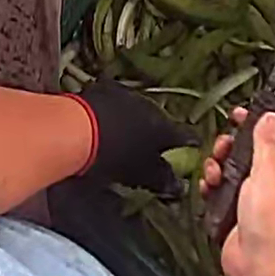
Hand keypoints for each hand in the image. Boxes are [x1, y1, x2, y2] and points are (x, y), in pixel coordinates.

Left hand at [75, 81, 196, 193]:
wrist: (79, 127)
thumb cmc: (116, 157)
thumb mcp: (141, 174)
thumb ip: (162, 179)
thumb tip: (179, 186)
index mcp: (163, 127)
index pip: (184, 134)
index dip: (190, 140)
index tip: (195, 143)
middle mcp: (149, 105)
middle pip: (160, 119)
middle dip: (159, 130)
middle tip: (156, 144)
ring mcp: (126, 93)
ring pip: (139, 108)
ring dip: (137, 119)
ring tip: (131, 133)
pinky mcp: (105, 88)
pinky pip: (117, 101)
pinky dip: (118, 111)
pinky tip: (110, 121)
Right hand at [201, 108, 274, 275]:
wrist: (256, 273)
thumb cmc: (270, 233)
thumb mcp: (268, 178)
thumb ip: (267, 146)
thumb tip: (273, 116)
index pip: (267, 139)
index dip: (251, 123)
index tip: (236, 113)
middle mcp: (265, 186)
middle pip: (242, 153)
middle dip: (228, 146)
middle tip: (221, 148)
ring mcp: (248, 201)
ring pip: (228, 171)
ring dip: (216, 166)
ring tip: (214, 173)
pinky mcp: (232, 215)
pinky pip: (217, 191)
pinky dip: (209, 187)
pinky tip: (208, 189)